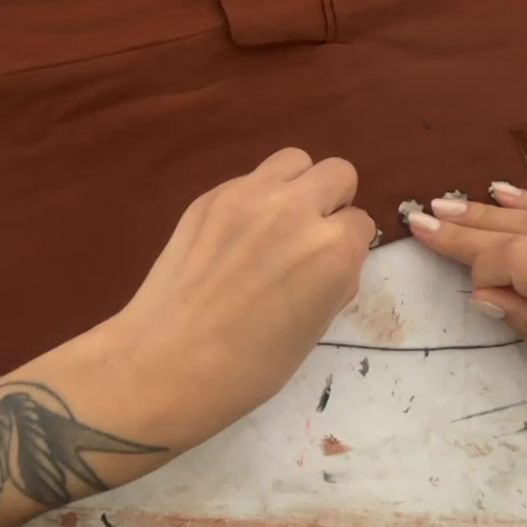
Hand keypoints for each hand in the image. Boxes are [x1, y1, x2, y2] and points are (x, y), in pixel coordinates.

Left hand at [101, 148, 375, 444]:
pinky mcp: (211, 195)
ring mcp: (250, 195)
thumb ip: (336, 278)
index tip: (328, 265)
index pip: (361, 222)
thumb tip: (335, 254)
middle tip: (309, 235)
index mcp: (332, 250)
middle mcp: (296, 209)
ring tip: (276, 222)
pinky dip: (254, 199)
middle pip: (338, 173)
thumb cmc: (249, 367)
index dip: (348, 245)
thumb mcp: (315, 328)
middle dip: (332, 201)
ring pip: (295, 160)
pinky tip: (234, 235)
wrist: (165, 363)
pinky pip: (251, 178)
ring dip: (296, 186)